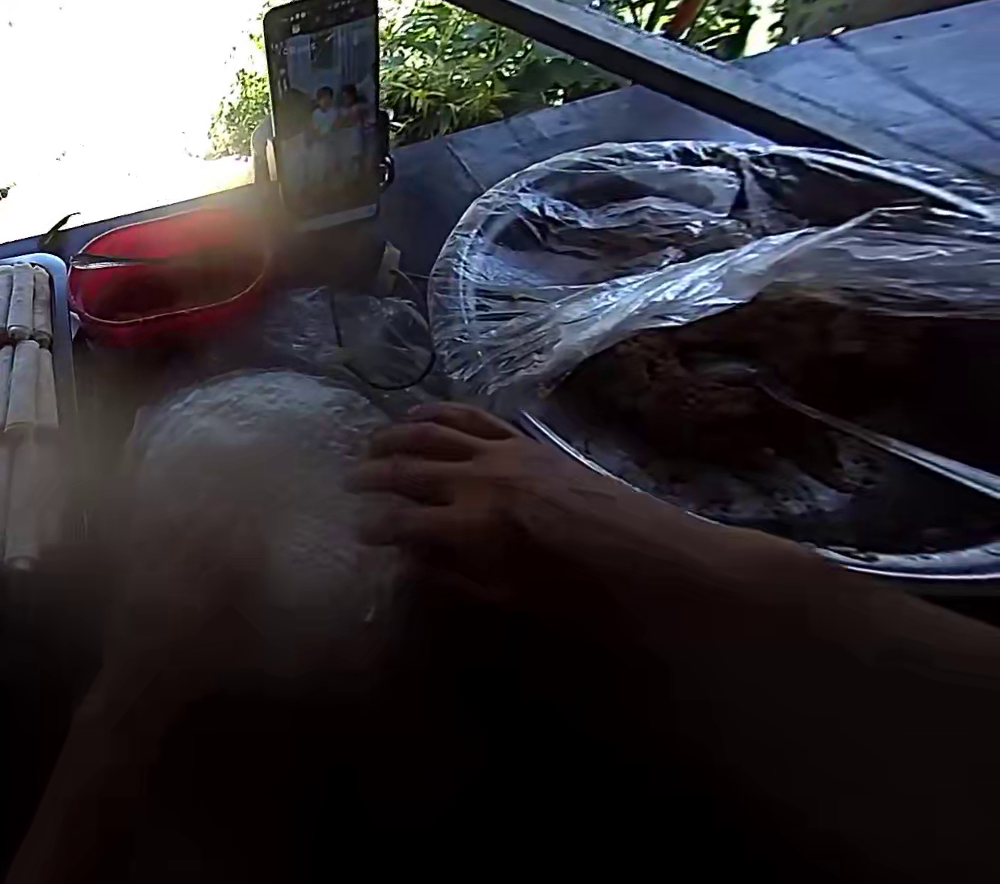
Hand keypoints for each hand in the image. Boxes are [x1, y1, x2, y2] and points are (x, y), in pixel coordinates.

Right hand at [347, 402, 803, 607]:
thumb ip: (452, 576)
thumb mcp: (514, 599)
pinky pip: (468, 416)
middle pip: (403, 471)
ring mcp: (499, 454)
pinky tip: (414, 416)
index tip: (358, 533)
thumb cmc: (589, 594)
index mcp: (474, 528)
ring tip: (370, 446)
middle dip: (368, 477)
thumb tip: (406, 561)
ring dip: (390, 438)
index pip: (401, 522)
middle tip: (349, 483)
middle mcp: (477, 482)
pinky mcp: (520, 441)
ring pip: (426, 434)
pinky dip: (436, 412)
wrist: (663, 559)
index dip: (373, 527)